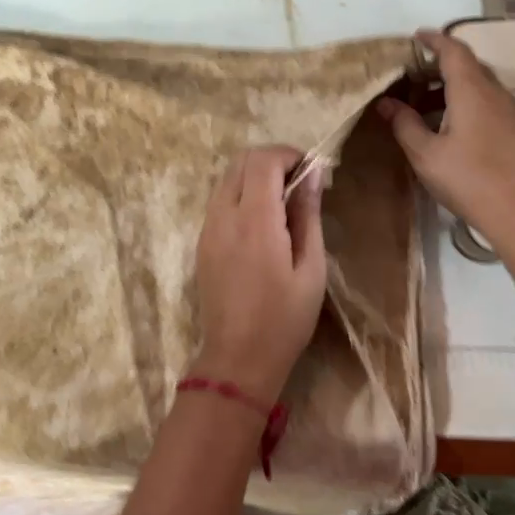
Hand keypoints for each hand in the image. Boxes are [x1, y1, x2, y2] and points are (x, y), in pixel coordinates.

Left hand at [192, 146, 327, 400]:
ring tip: (284, 203)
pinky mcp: (202, 244)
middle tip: (301, 184)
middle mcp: (223, 217)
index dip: (289, 155)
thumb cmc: (284, 319)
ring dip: (254, 177)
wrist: (237, 359)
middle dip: (272, 161)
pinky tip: (264, 222)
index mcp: (254, 221)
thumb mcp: (310, 269)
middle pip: (240, 162)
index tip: (313, 170)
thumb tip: (312, 175)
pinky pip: (219, 202)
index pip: (262, 161)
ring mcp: (207, 230)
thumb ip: (308, 216)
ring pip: (226, 180)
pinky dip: (241, 195)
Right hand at [374, 30, 514, 233]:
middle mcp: (494, 92)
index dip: (434, 40)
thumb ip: (404, 124)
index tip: (416, 37)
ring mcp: (509, 111)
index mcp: (471, 90)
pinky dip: (465, 101)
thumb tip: (386, 103)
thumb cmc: (469, 179)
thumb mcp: (426, 154)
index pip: (453, 50)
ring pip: (479, 85)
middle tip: (411, 76)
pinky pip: (487, 102)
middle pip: (468, 65)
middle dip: (439, 64)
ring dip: (451, 86)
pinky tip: (449, 125)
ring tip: (424, 105)